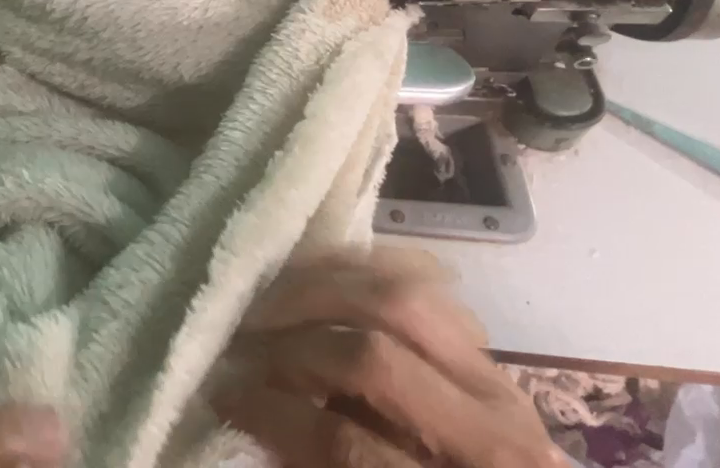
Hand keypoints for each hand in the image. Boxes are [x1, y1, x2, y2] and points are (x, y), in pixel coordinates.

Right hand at [213, 248, 564, 467]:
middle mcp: (494, 431)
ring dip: (318, 291)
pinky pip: (419, 281)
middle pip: (372, 356)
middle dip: (292, 343)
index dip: (271, 413)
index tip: (223, 396)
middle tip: (243, 343)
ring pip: (399, 296)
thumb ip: (316, 459)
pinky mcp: (486, 348)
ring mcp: (497, 378)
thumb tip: (243, 401)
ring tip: (270, 304)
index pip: (343, 440)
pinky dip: (361, 270)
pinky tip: (317, 276)